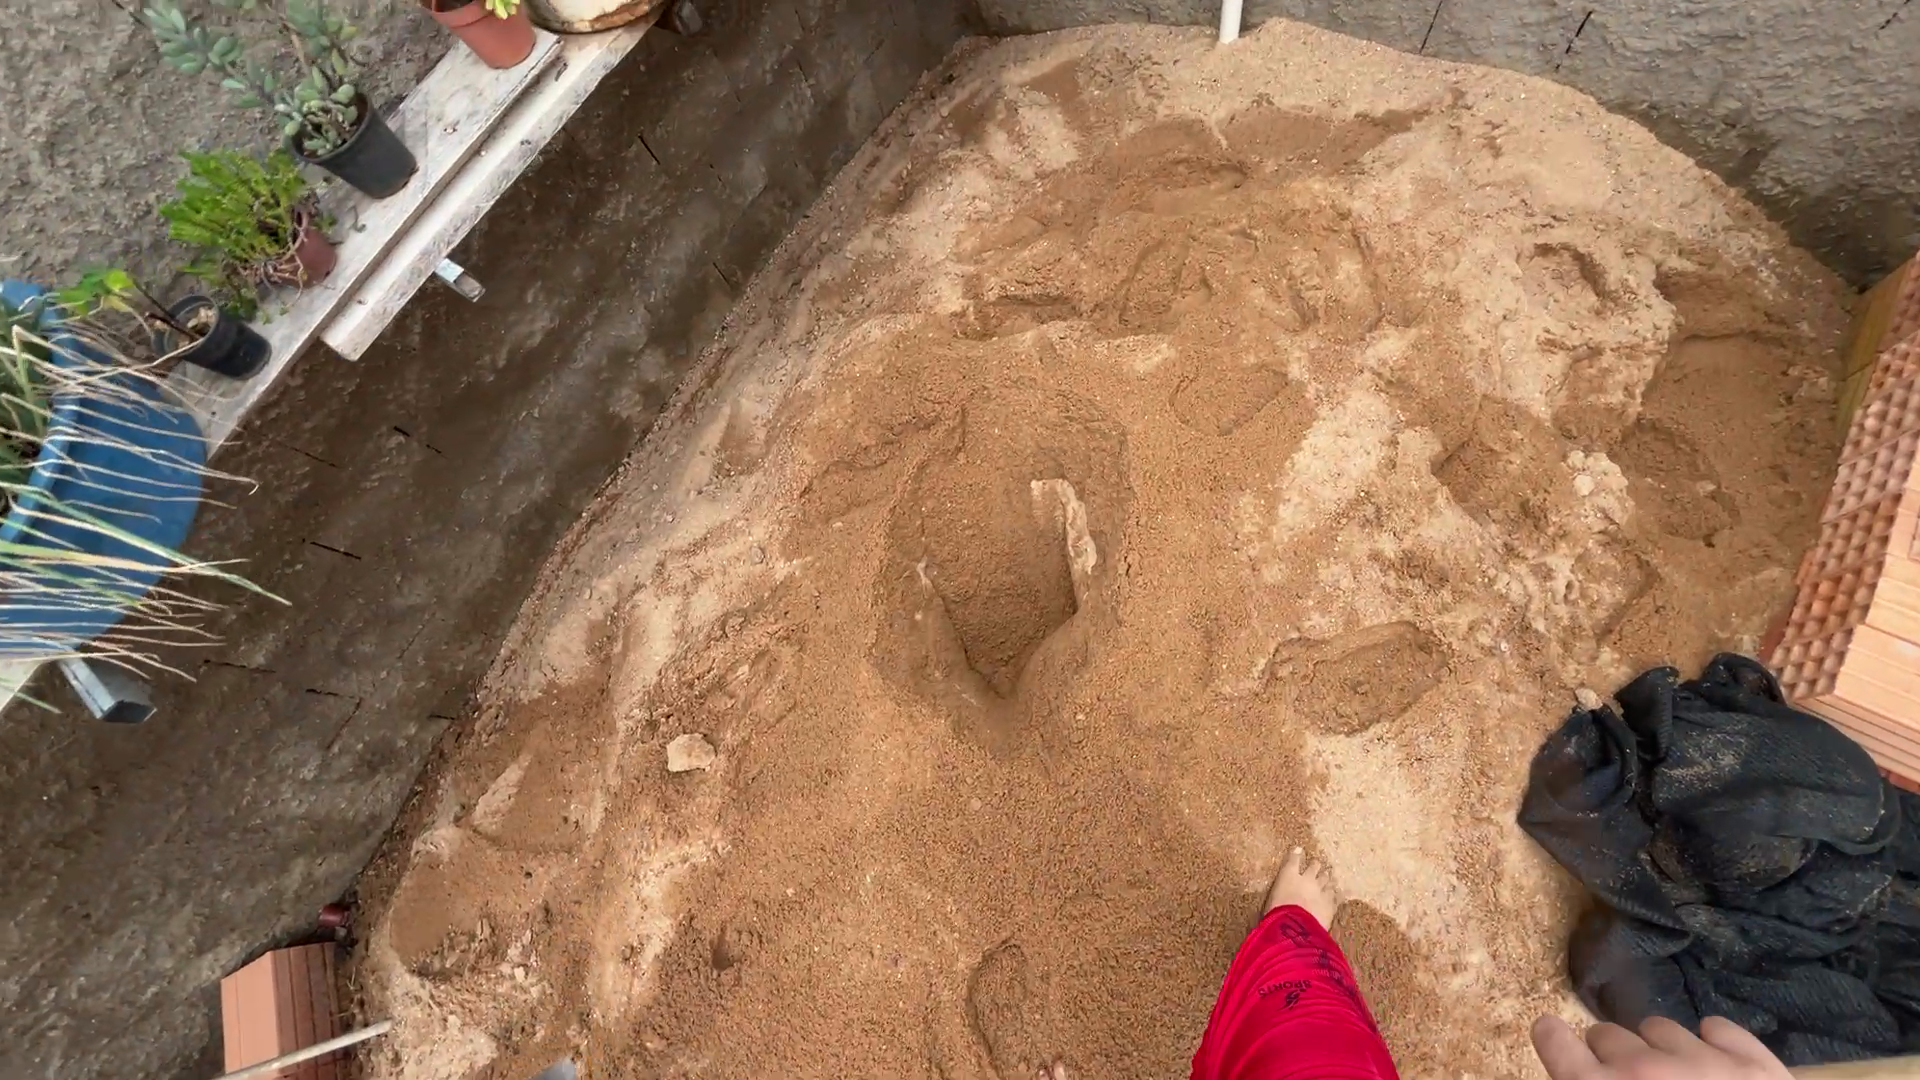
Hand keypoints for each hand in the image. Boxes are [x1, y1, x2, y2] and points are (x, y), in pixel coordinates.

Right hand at [1530, 1015, 1791, 1079]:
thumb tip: (1589, 1078)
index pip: (1550, 1036)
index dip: (1559, 1045)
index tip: (1573, 1057)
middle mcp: (1638, 1066)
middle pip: (1606, 1034)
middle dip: (1620, 1060)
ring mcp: (1699, 1062)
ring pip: (1660, 1028)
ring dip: (1668, 1054)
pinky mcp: (1756, 1065)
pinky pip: (1719, 1027)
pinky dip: (1718, 1045)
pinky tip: (1726, 1072)